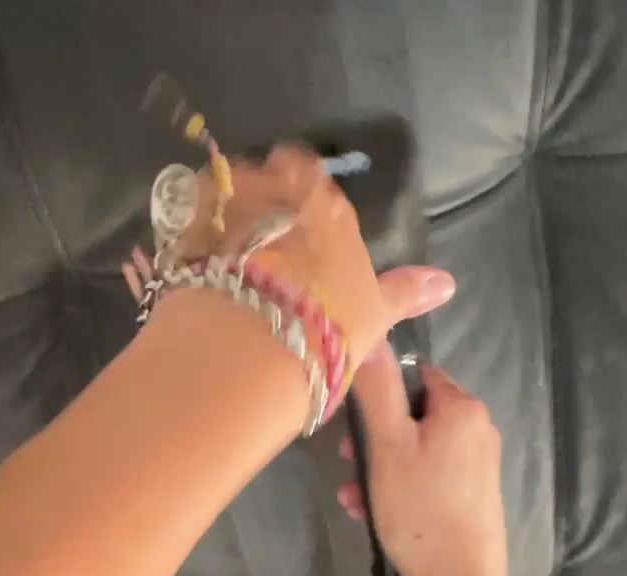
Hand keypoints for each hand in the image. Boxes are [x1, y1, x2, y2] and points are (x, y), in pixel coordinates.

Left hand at [128, 144, 451, 378]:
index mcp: (326, 207)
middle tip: (257, 237)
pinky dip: (182, 233)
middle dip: (258, 197)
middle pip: (261, 176)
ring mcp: (223, 207)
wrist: (250, 349)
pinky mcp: (179, 232)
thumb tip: (447, 282)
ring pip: (219, 191)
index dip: (301, 195)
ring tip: (221, 251)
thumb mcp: (373, 318)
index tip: (296, 222)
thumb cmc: (323, 331)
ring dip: (220, 211)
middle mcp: (274, 191)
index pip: (310, 175)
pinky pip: (179, 219)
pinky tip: (183, 260)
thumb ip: (403, 294)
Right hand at [340, 352, 509, 575]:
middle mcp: (478, 430)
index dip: (381, 395)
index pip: (416, 376)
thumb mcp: (389, 445)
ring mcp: (478, 466)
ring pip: (417, 451)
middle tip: (348, 465)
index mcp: (462, 409)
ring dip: (380, 469)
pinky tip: (374, 513)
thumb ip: (379, 390)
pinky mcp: (474, 496)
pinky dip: (401, 488)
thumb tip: (373, 335)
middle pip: (415, 416)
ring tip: (354, 498)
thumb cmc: (420, 509)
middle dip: (375, 440)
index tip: (354, 424)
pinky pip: (429, 477)